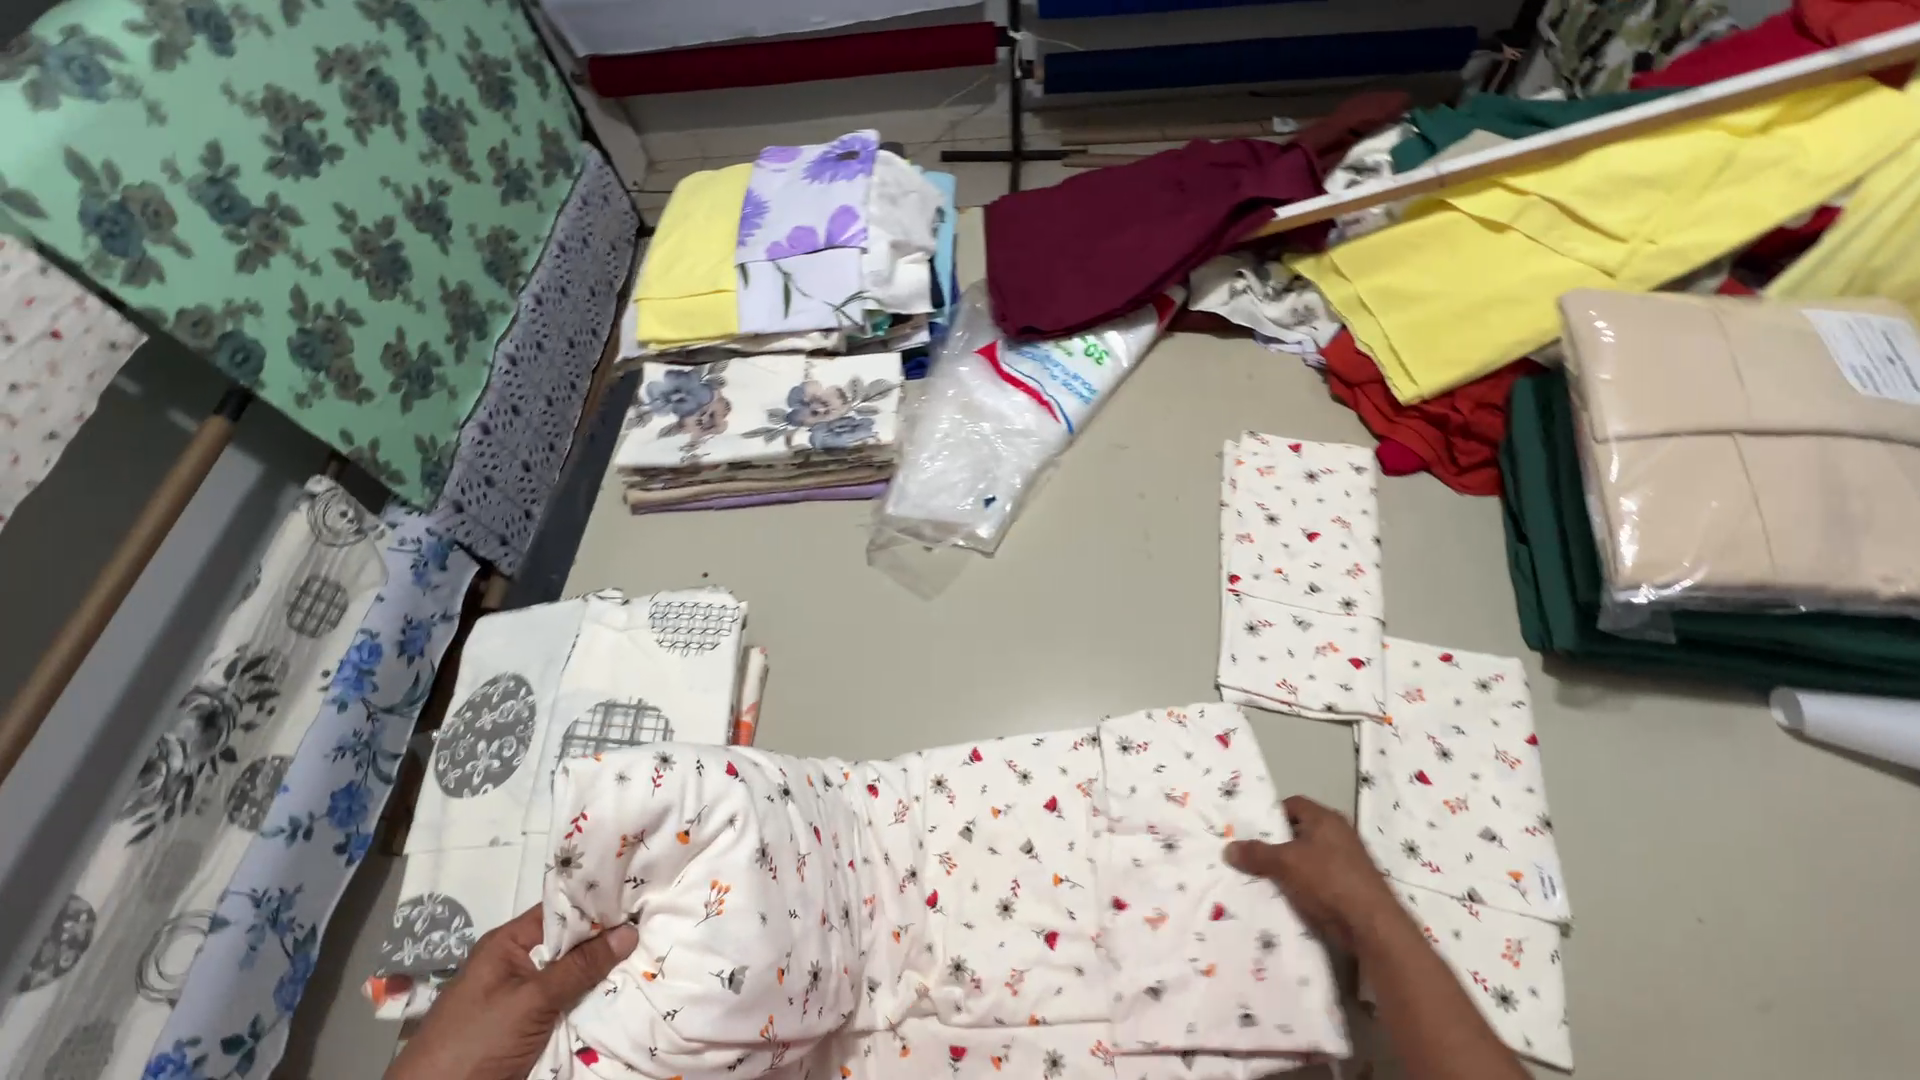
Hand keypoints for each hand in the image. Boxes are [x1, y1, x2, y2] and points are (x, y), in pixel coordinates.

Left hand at [384, 906, 636, 1079]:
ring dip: (602, 975)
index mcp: (508, 945)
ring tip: (650, 956)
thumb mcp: (531, 1000)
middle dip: (606, 941)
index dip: (598, 903)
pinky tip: (625, 993)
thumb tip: (630, 930)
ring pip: (572, 977)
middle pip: (570, 944)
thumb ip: (580, 966)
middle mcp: (516, 965)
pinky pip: (568, 1006)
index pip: (560, 910)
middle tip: (652, 927)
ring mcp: (523, 998)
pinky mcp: (529, 1028)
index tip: (639, 898)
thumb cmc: (475, 1043)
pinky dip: (592, 1002)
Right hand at [1224, 795, 1398, 951]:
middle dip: (1277, 843)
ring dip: (1289, 866)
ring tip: (1264, 877)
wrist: (1373, 926)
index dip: (1271, 814)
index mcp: (1326, 818)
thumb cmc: (1327, 881)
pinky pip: (1318, 878)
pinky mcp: (1351, 886)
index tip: (1251, 830)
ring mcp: (1348, 861)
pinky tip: (1287, 896)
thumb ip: (1256, 854)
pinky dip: (1303, 884)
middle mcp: (1340, 834)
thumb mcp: (1285, 864)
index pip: (1293, 804)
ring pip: (1308, 857)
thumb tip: (1228, 848)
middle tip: (1252, 854)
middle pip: (1300, 831)